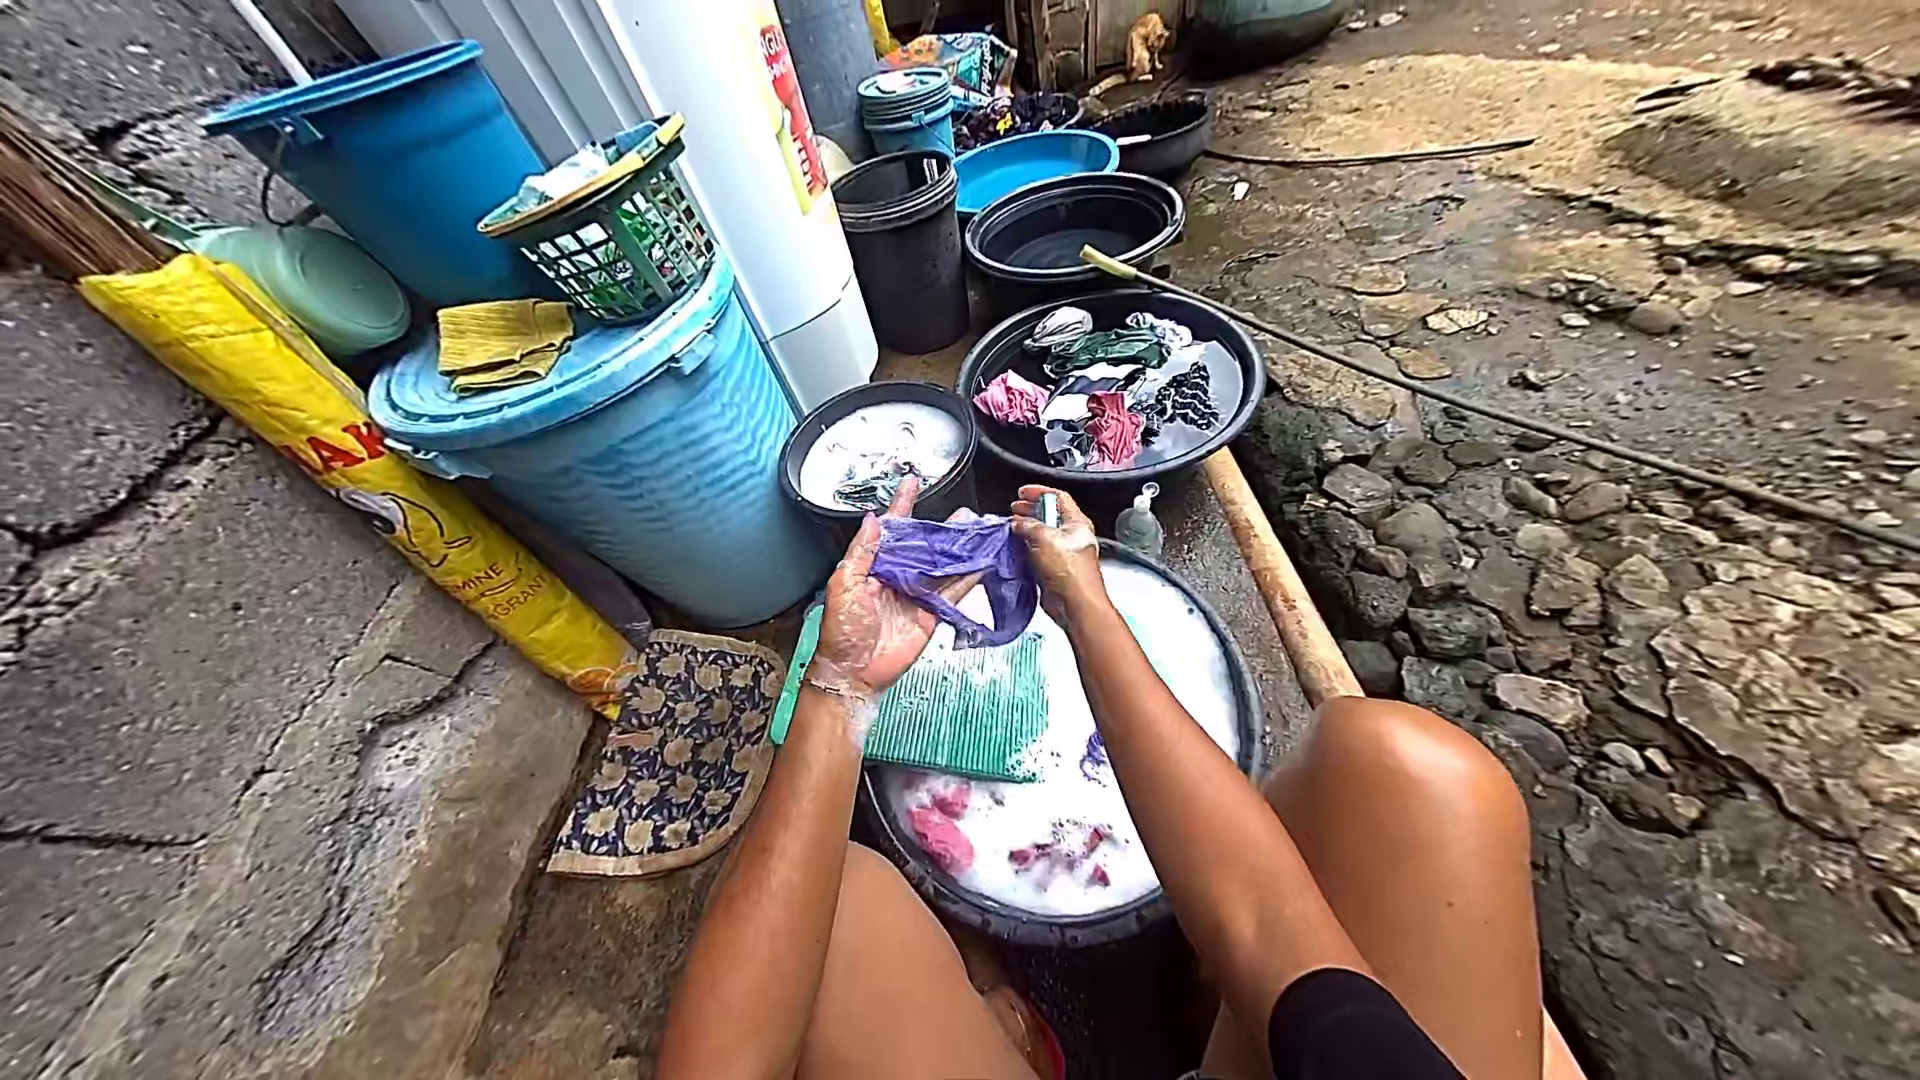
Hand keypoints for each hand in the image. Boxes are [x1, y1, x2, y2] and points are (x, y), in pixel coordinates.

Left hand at [808, 475, 981, 706]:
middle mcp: (898, 574)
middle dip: (943, 528)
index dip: (903, 504)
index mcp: (875, 564)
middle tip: (965, 514)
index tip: (913, 482)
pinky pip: (953, 590)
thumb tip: (873, 521)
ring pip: (943, 564)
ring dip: (960, 548)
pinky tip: (980, 562)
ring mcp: (917, 593)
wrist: (853, 670)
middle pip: (925, 544)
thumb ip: (861, 552)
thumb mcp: (843, 585)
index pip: (892, 528)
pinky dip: (968, 576)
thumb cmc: (841, 631)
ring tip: (978, 530)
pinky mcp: (931, 612)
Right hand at [1009, 485, 1108, 624]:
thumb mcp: (1045, 538)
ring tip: (1012, 528)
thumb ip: (1028, 525)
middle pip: (1049, 515)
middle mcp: (1071, 536)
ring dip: (1026, 530)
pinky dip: (1026, 548)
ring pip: (1042, 535)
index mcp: (1076, 523)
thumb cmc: (1070, 571)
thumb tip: (1018, 523)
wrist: (1075, 604)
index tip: (1023, 492)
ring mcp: (1063, 553)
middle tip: (1015, 509)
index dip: (1039, 492)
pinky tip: (1016, 548)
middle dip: (1030, 510)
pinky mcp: (1054, 569)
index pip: (1058, 497)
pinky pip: (1038, 553)